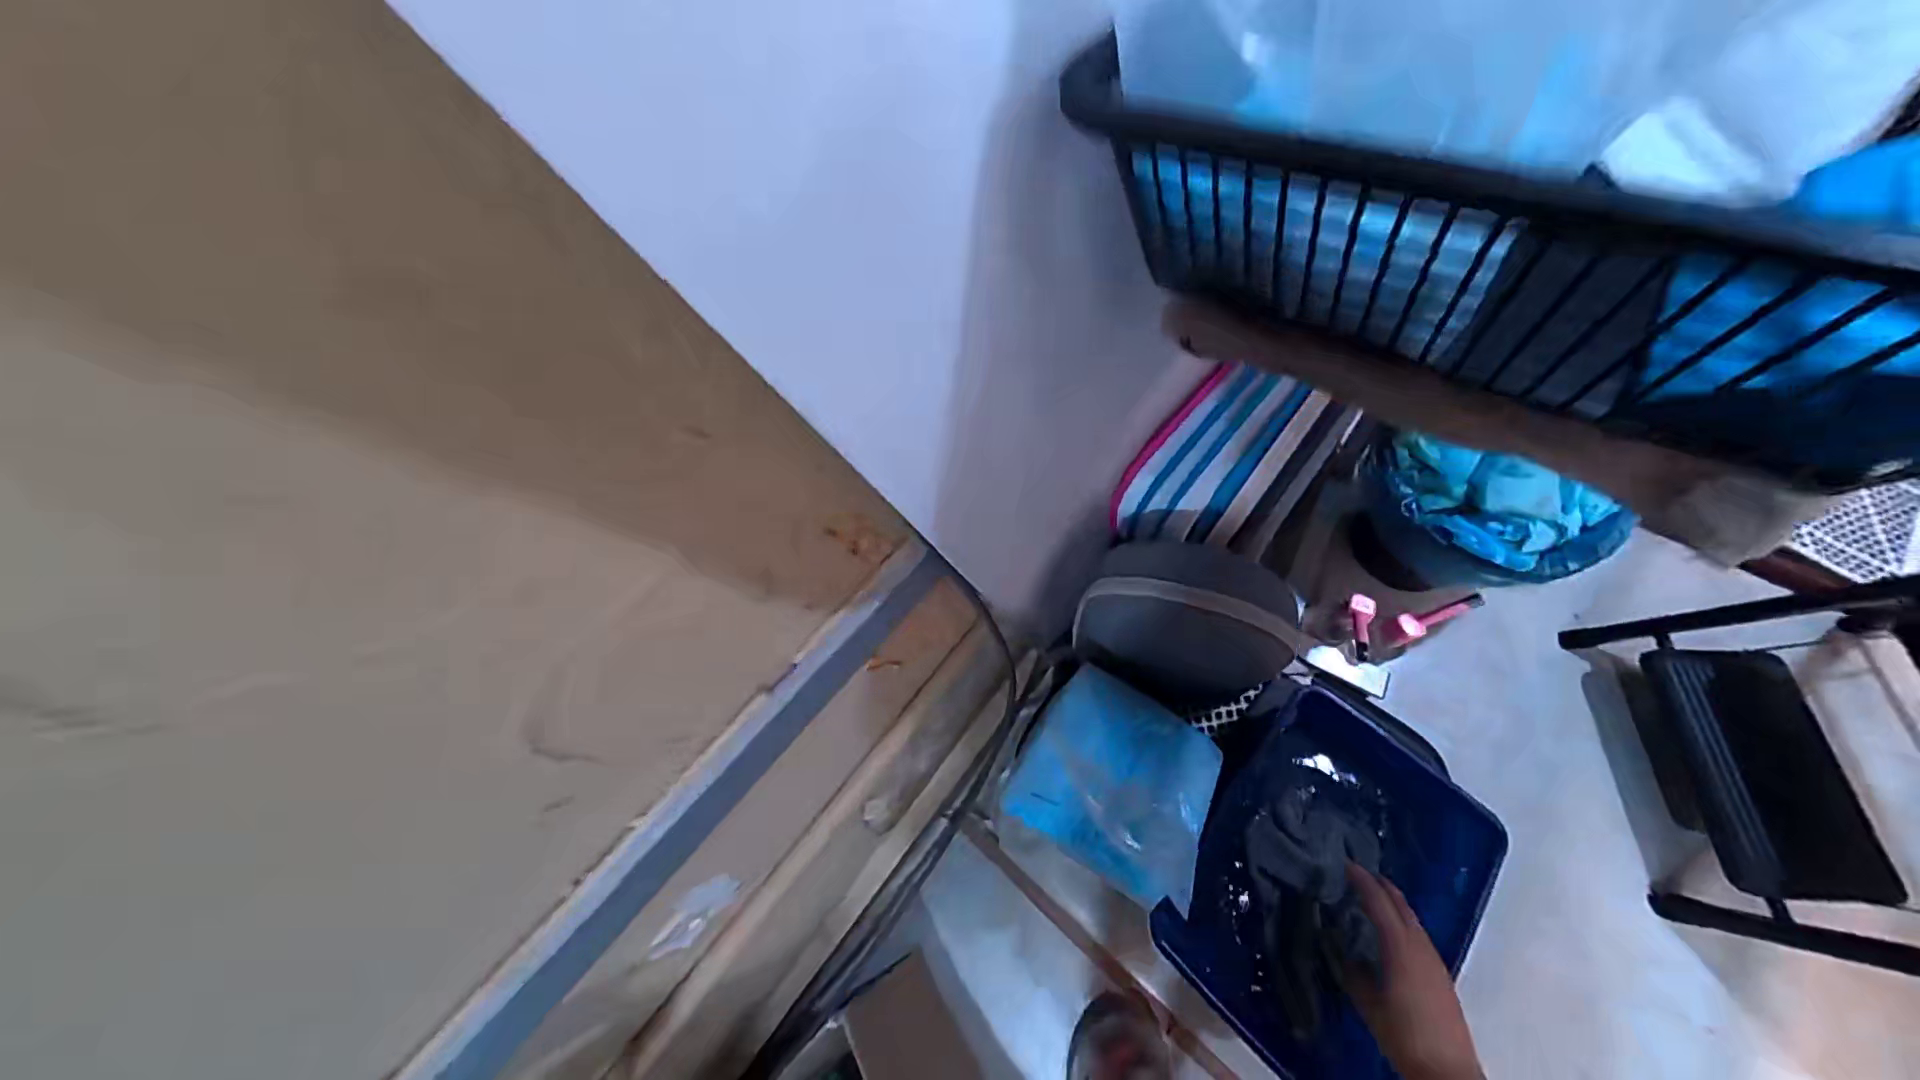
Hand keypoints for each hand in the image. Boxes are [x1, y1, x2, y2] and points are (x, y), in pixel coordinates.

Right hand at [1340, 862, 1482, 1079]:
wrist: (1449, 1074)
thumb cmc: (1404, 1035)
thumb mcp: (1368, 1004)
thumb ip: (1354, 971)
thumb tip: (1341, 947)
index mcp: (1400, 947)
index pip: (1379, 901)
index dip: (1361, 879)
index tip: (1343, 862)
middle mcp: (1420, 947)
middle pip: (1400, 904)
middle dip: (1379, 884)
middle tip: (1354, 871)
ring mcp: (1434, 961)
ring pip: (1411, 919)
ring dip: (1391, 902)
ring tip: (1367, 896)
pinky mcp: (1440, 975)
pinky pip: (1416, 934)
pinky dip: (1399, 921)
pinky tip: (1387, 931)